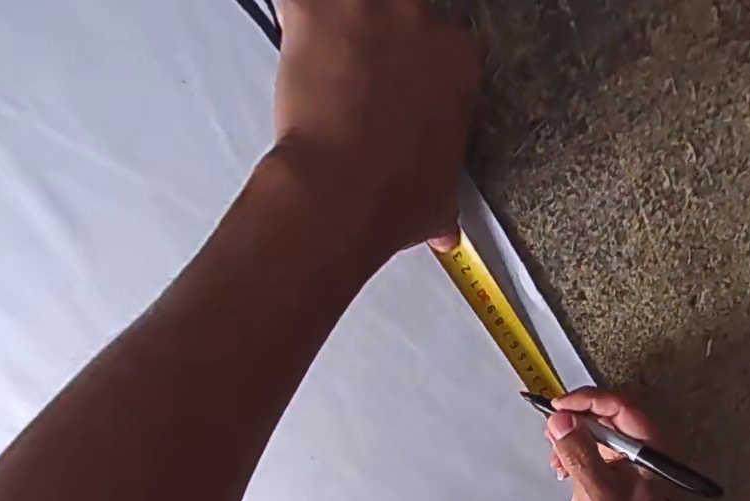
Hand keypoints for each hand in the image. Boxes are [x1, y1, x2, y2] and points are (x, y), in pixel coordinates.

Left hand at [269, 0, 482, 254]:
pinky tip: (293, 53)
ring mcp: (364, 8)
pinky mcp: (313, 9)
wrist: (343, 197)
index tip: (407, 90)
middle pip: (401, 9)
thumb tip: (444, 229)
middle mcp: (417, 20)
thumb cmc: (392, 199)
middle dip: (382, 37)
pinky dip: (292, 22)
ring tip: (327, 64)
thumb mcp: (439, 203)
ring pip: (349, 1)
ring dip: (338, 23)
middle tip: (364, 77)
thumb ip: (444, 197)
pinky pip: (296, 2)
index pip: (448, 45)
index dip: (423, 68)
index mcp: (457, 64)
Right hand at [545, 388, 667, 500]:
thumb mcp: (595, 490)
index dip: (586, 401)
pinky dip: (575, 446)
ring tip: (555, 452)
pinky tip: (562, 464)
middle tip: (553, 426)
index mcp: (648, 443)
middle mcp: (642, 440)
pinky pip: (594, 439)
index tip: (559, 406)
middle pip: (606, 411)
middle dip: (575, 417)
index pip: (617, 405)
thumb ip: (579, 454)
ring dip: (572, 434)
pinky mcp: (617, 457)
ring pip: (597, 424)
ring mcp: (629, 449)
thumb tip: (561, 421)